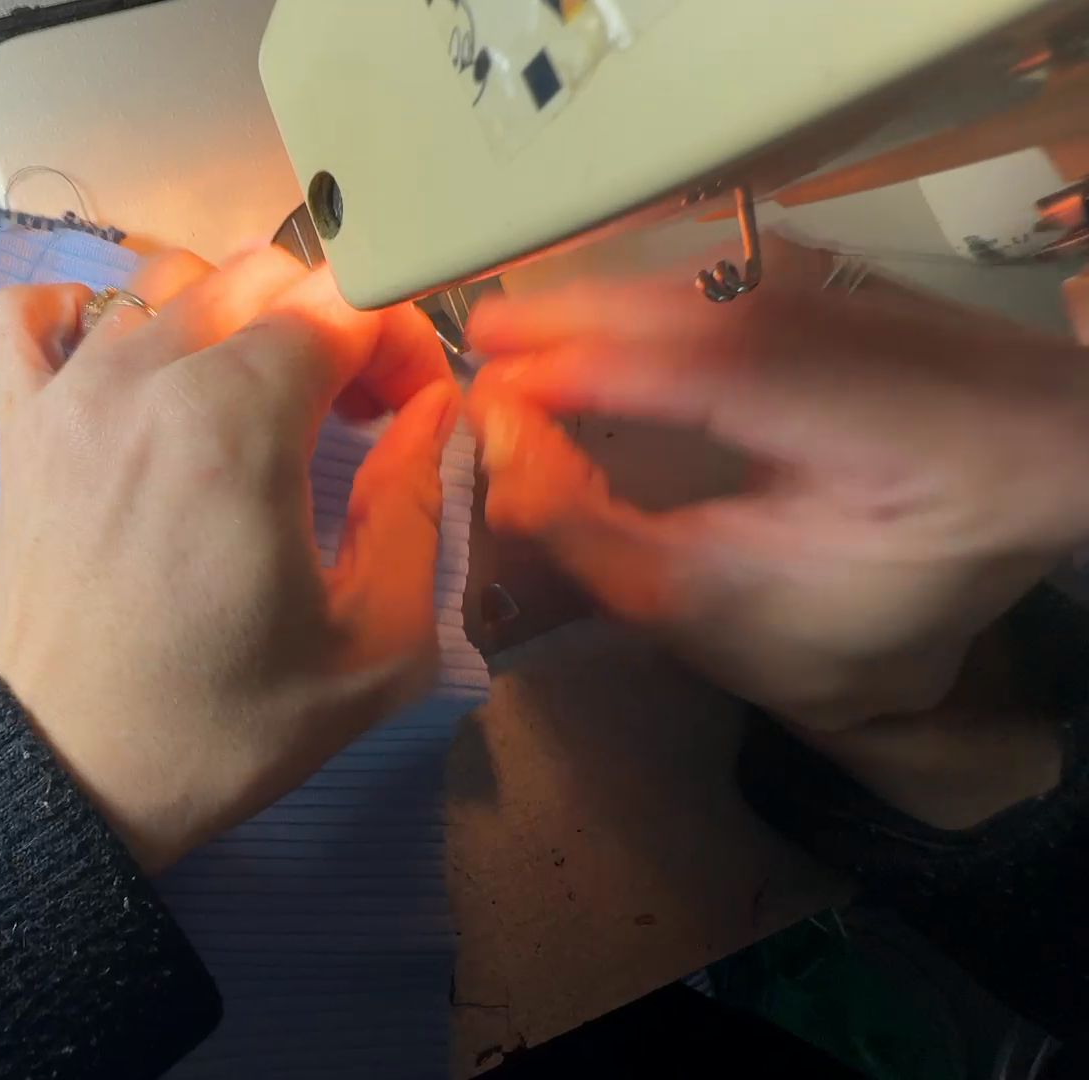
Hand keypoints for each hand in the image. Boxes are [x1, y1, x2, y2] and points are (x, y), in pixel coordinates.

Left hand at [0, 247, 457, 872]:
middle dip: (327, 322)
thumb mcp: (374, 644)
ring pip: (164, 283)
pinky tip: (119, 363)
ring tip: (245, 396)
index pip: (345, 304)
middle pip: (262, 275)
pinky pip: (30, 311)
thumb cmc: (222, 723)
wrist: (69, 766)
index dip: (399, 341)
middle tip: (341, 408)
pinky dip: (83, 310)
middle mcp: (142, 376)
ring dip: (228, 318)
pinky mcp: (15, 422)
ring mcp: (65, 391)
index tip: (404, 408)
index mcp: (236, 421)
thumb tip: (431, 411)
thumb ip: (420, 503)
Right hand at [463, 241, 1088, 742]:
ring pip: (743, 280)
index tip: (502, 388)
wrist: (919, 621)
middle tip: (489, 331)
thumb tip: (496, 435)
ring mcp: (923, 319)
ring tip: (521, 330)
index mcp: (936, 443)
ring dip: (614, 303)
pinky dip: (653, 301)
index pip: (741, 370)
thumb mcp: (681, 599)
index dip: (604, 371)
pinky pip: (752, 284)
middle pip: (740, 303)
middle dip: (593, 316)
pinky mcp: (884, 312)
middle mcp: (948, 354)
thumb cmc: (809, 634)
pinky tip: (593, 319)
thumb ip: (577, 521)